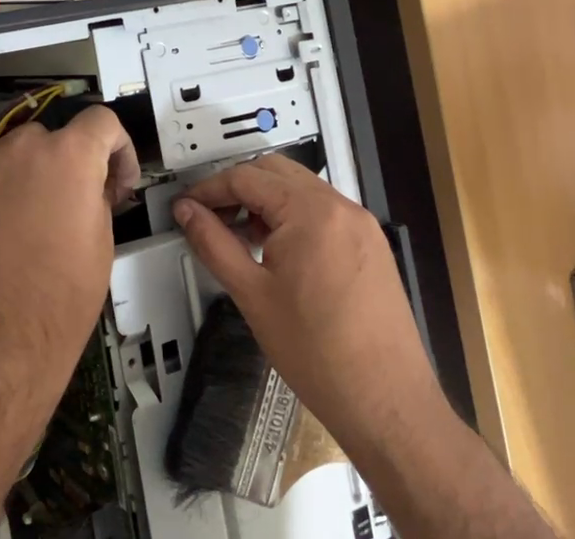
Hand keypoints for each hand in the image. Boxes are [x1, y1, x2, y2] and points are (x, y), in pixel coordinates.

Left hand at [0, 106, 139, 356]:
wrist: (12, 320)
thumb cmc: (69, 285)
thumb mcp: (104, 231)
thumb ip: (99, 189)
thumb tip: (95, 180)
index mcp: (71, 154)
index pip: (102, 120)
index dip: (118, 147)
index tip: (117, 178)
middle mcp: (27, 146)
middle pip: (57, 134)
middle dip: (73, 159)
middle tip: (82, 197)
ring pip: (22, 148)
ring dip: (38, 167)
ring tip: (45, 208)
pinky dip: (9, 182)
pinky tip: (15, 217)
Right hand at [170, 154, 443, 451]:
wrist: (386, 403)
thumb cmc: (321, 353)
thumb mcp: (250, 293)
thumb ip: (212, 242)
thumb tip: (188, 213)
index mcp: (311, 214)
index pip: (246, 177)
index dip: (208, 189)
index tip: (187, 206)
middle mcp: (343, 210)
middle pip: (275, 171)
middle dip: (236, 187)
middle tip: (208, 214)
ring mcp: (363, 228)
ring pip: (300, 188)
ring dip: (264, 200)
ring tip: (238, 235)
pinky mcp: (372, 247)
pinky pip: (322, 211)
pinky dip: (291, 216)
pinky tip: (274, 250)